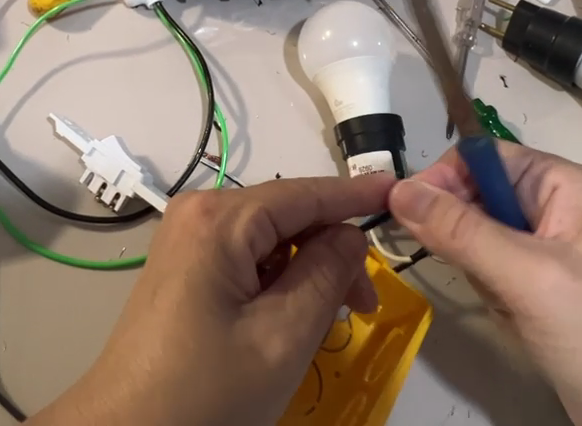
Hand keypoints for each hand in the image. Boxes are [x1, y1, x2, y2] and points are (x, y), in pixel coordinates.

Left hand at [32, 174, 393, 425]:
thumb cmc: (205, 391)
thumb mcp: (281, 338)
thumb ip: (325, 277)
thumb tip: (349, 237)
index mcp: (220, 219)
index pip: (303, 192)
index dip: (353, 194)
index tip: (398, 190)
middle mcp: (199, 213)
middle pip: (286, 215)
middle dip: (331, 250)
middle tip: (366, 306)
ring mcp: (187, 239)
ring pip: (268, 239)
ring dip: (307, 271)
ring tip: (332, 321)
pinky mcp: (184, 266)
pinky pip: (246, 257)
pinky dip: (278, 281)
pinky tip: (291, 318)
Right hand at [389, 143, 581, 425]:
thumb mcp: (529, 275)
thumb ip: (460, 230)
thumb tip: (395, 188)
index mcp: (558, 184)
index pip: (479, 157)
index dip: (441, 178)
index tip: (404, 213)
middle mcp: (551, 209)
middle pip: (474, 195)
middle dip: (458, 230)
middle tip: (465, 267)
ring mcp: (547, 254)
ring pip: (477, 238)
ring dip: (475, 268)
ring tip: (504, 301)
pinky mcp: (542, 294)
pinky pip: (492, 274)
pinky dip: (490, 294)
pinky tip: (513, 320)